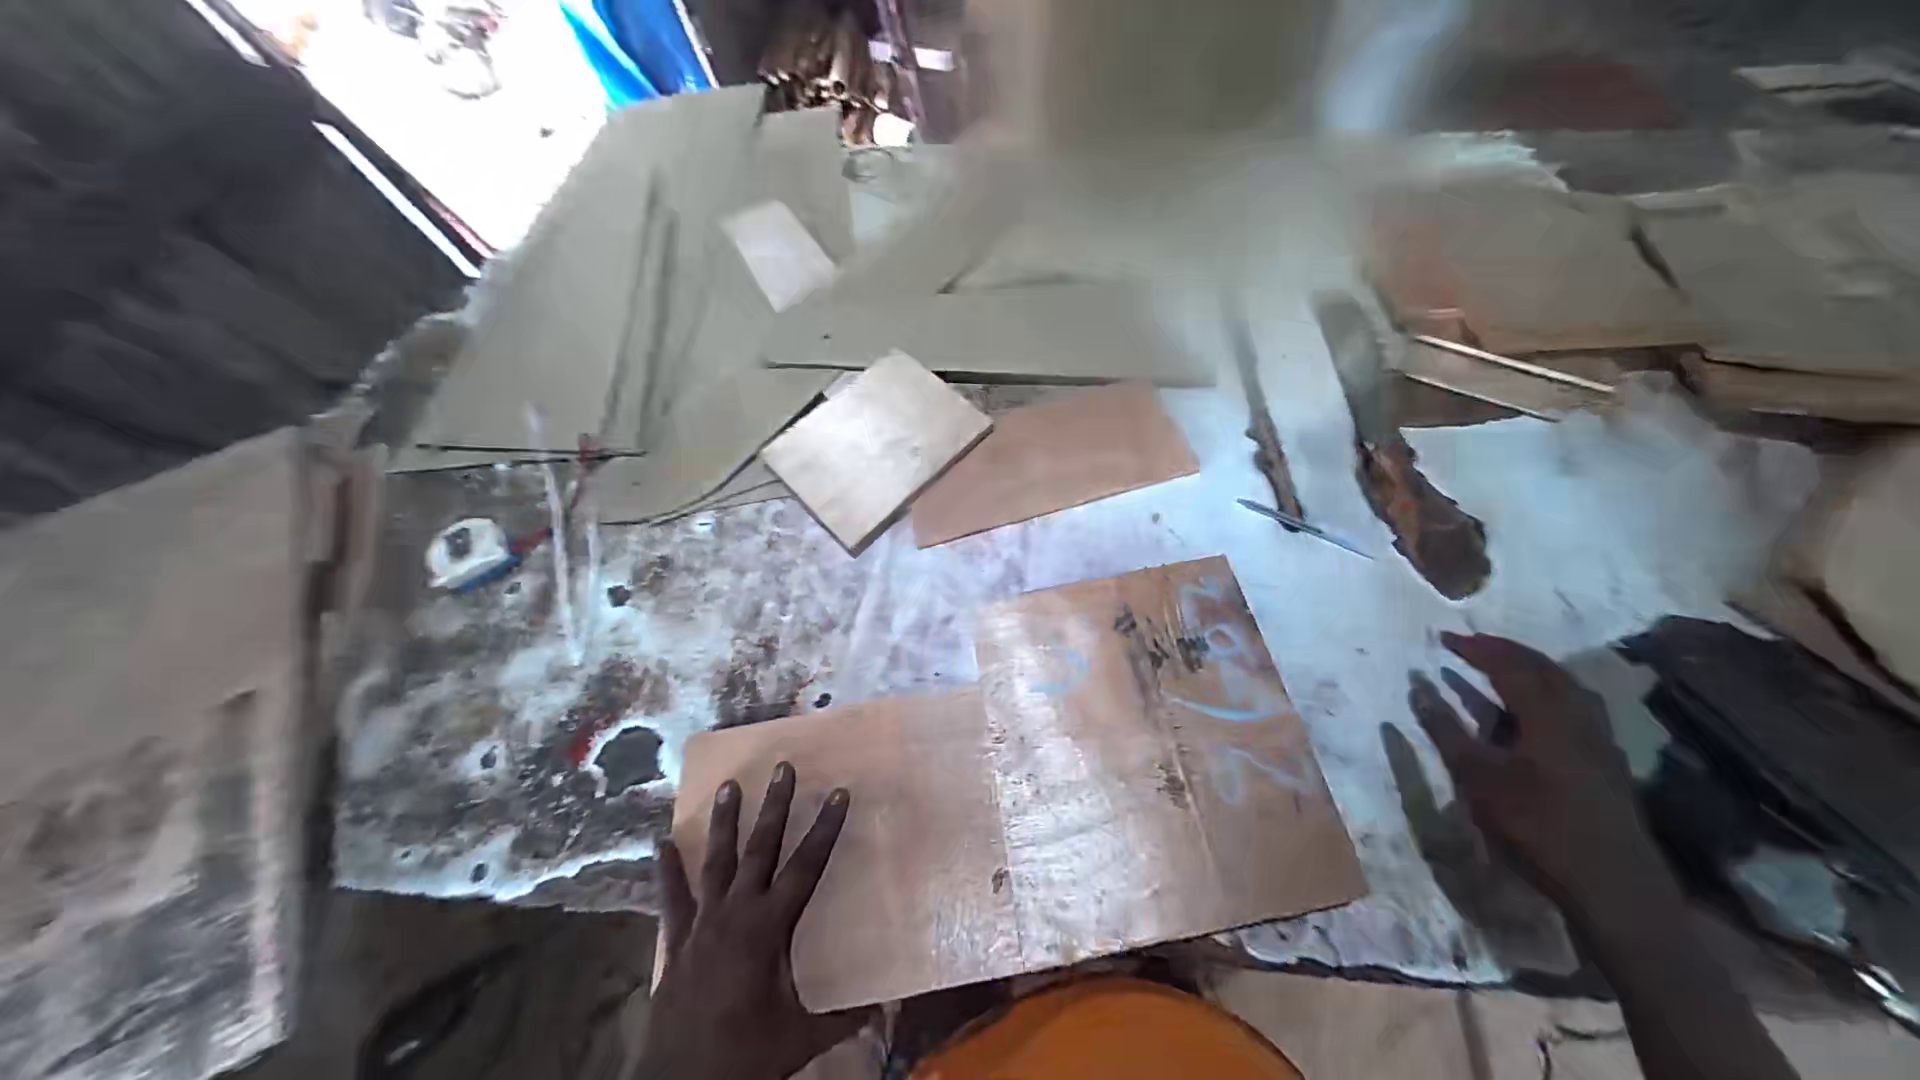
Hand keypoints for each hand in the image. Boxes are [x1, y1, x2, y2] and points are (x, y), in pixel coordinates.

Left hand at [635, 764, 869, 1079]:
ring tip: (731, 786)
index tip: (839, 794)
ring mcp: (703, 923)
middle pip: (761, 848)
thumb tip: (887, 1010)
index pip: (806, 867)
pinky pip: (673, 897)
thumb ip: (843, 1019)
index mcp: (769, 928)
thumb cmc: (745, 1056)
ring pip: (717, 861)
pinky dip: (667, 870)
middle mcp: (736, 913)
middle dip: (775, 806)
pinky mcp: (678, 940)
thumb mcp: (801, 1038)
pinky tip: (661, 842)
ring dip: (726, 822)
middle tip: (783, 768)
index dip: (826, 829)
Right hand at [1407, 632, 1660, 912]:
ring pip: (1569, 689)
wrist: (1611, 887)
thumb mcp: (1475, 777)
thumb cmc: (1534, 826)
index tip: (1444, 638)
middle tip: (1472, 644)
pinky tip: (1536, 711)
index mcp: (1548, 717)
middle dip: (1506, 651)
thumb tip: (1419, 688)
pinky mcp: (1608, 765)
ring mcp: (1601, 743)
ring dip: (1533, 670)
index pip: (1511, 666)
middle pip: (1546, 670)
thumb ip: (1446, 729)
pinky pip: (1578, 709)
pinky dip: (1549, 694)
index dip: (1477, 648)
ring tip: (1504, 667)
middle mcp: (1581, 720)